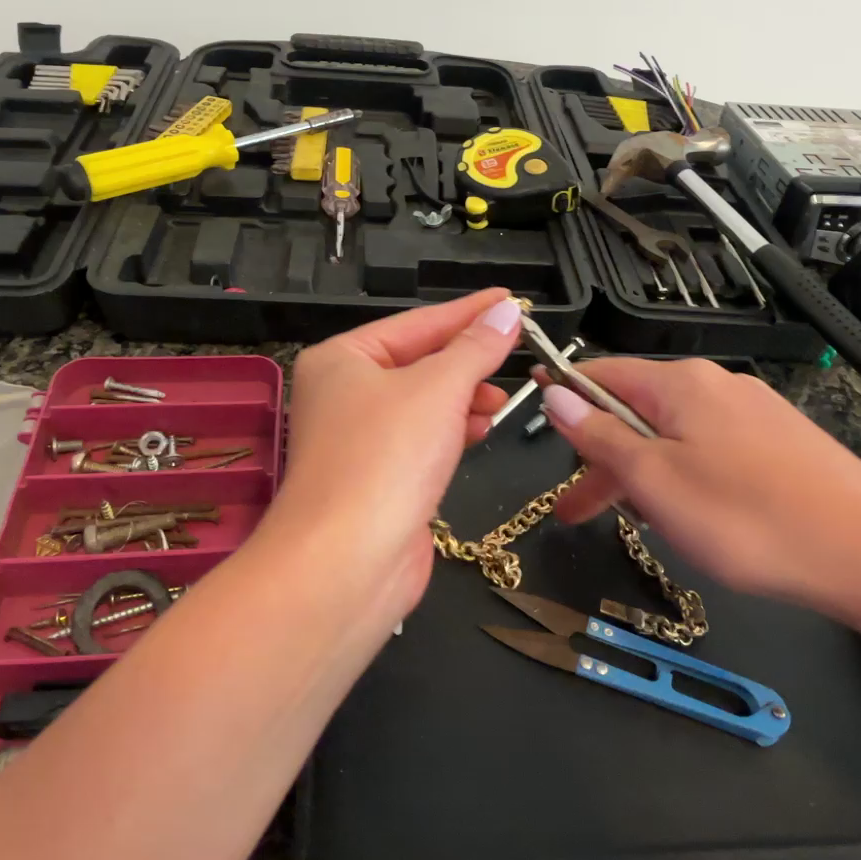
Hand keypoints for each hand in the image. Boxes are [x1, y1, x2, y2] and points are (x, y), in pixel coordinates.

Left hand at [256, 289, 523, 622]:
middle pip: (419, 362)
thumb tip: (508, 311)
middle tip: (518, 351)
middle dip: (468, 361)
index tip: (511, 299)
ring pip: (424, 404)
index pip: (416, 323)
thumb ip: (476, 348)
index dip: (468, 311)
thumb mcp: (438, 388)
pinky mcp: (380, 478)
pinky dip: (454, 431)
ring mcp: (359, 439)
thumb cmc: (386, 457)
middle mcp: (344, 394)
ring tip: (502, 400)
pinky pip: (424, 440)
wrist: (347, 560)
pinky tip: (481, 430)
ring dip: (465, 398)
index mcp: (342, 359)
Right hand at [540, 357, 860, 607]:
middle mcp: (716, 384)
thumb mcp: (653, 481)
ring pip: (673, 436)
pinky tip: (687, 515)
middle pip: (636, 411)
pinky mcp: (779, 442)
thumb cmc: (747, 519)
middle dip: (600, 457)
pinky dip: (681, 477)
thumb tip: (556, 395)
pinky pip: (709, 450)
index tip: (534, 414)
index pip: (600, 373)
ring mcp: (753, 412)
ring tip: (630, 522)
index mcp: (680, 383)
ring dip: (640, 474)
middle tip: (573, 510)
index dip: (563, 395)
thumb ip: (599, 436)